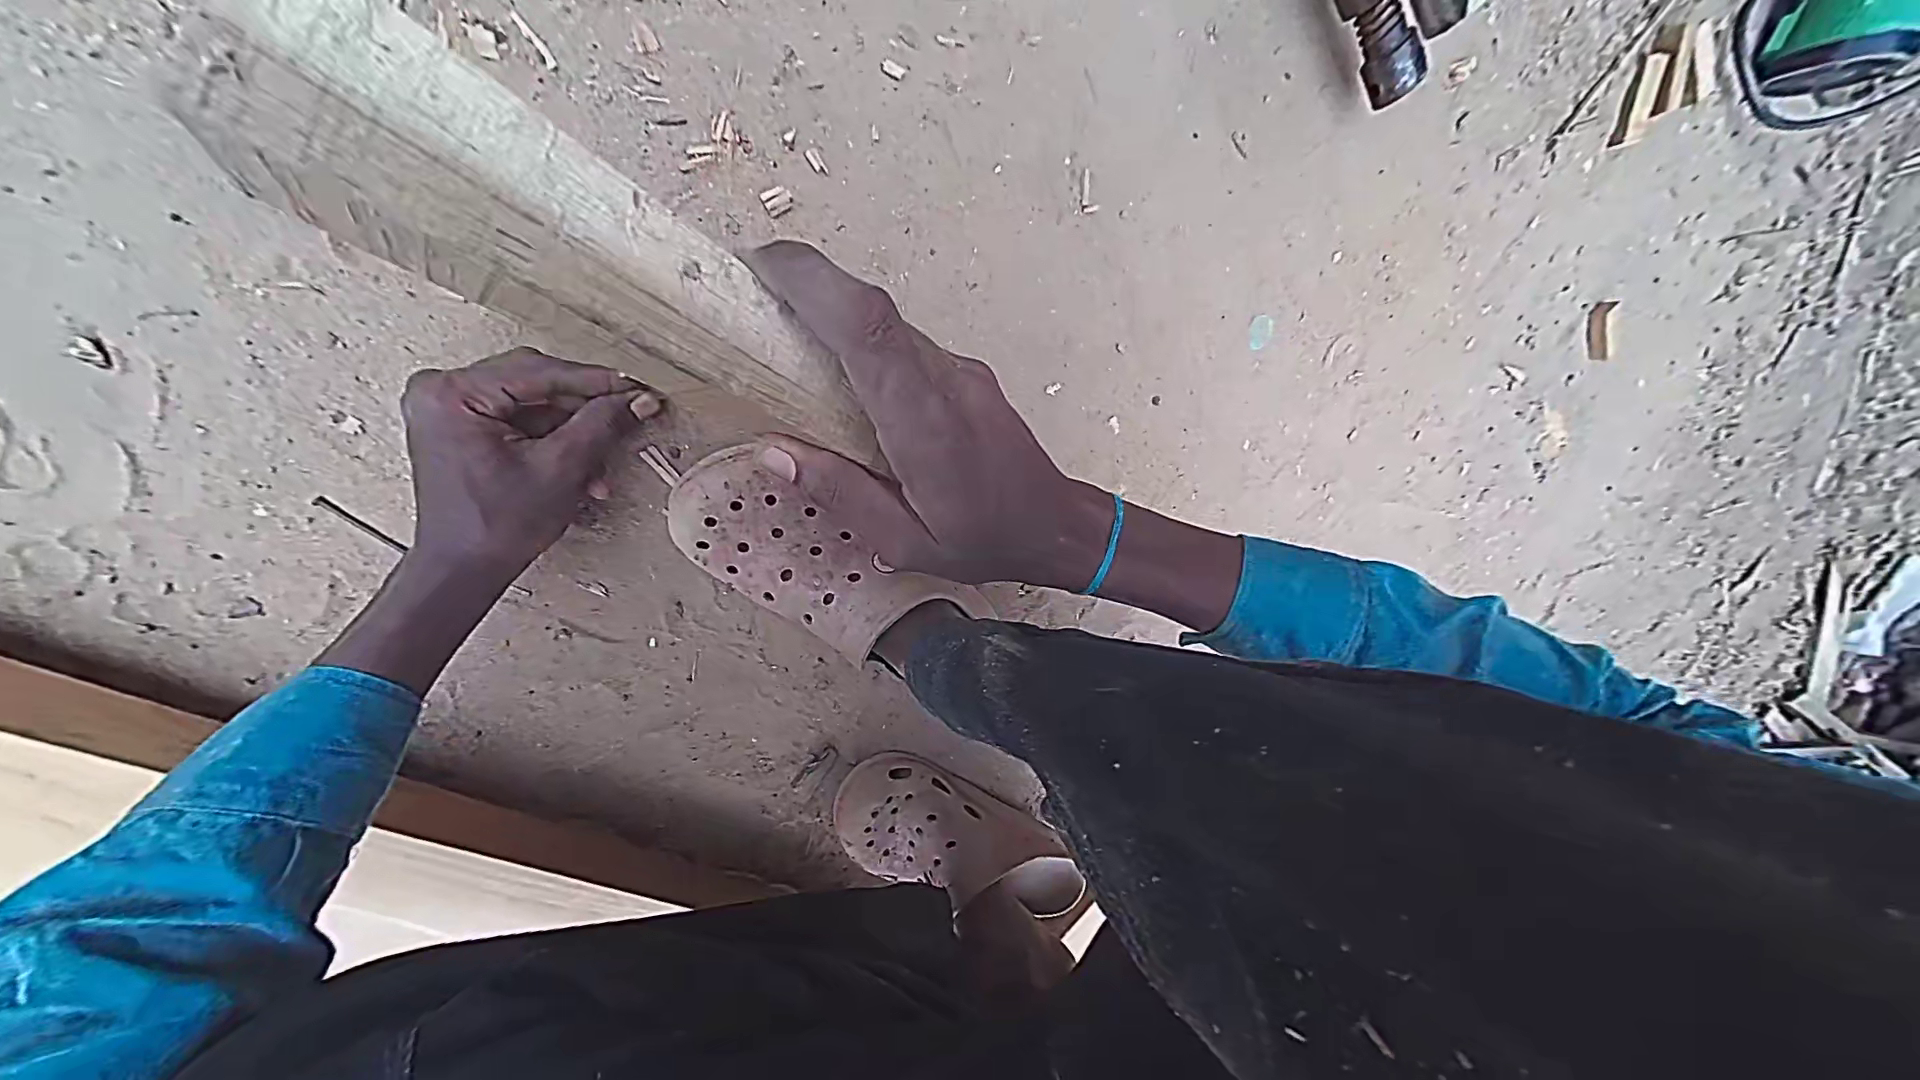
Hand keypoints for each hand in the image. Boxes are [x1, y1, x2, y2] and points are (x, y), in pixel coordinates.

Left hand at [401, 347, 660, 581]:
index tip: (638, 390)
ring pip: (537, 404)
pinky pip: (524, 420)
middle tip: (631, 414)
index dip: (599, 382)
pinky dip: (557, 441)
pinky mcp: (465, 426)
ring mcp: (451, 409)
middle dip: (588, 408)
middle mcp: (443, 392)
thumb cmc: (495, 527)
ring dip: (577, 431)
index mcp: (452, 394)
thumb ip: (601, 425)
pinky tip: (582, 466)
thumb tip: (637, 400)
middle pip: (539, 383)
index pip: (541, 372)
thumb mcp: (561, 469)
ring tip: (602, 463)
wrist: (466, 566)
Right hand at [743, 242, 1112, 591]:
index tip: (765, 266)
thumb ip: (842, 495)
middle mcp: (946, 383)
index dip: (815, 284)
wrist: (1055, 525)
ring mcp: (962, 372)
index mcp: (925, 426)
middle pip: (875, 310)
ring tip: (787, 329)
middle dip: (810, 285)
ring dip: (835, 311)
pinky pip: (907, 343)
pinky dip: (864, 340)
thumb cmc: (987, 540)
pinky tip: (842, 370)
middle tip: (757, 291)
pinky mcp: (967, 374)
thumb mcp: (905, 542)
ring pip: (889, 323)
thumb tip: (776, 455)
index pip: (869, 330)